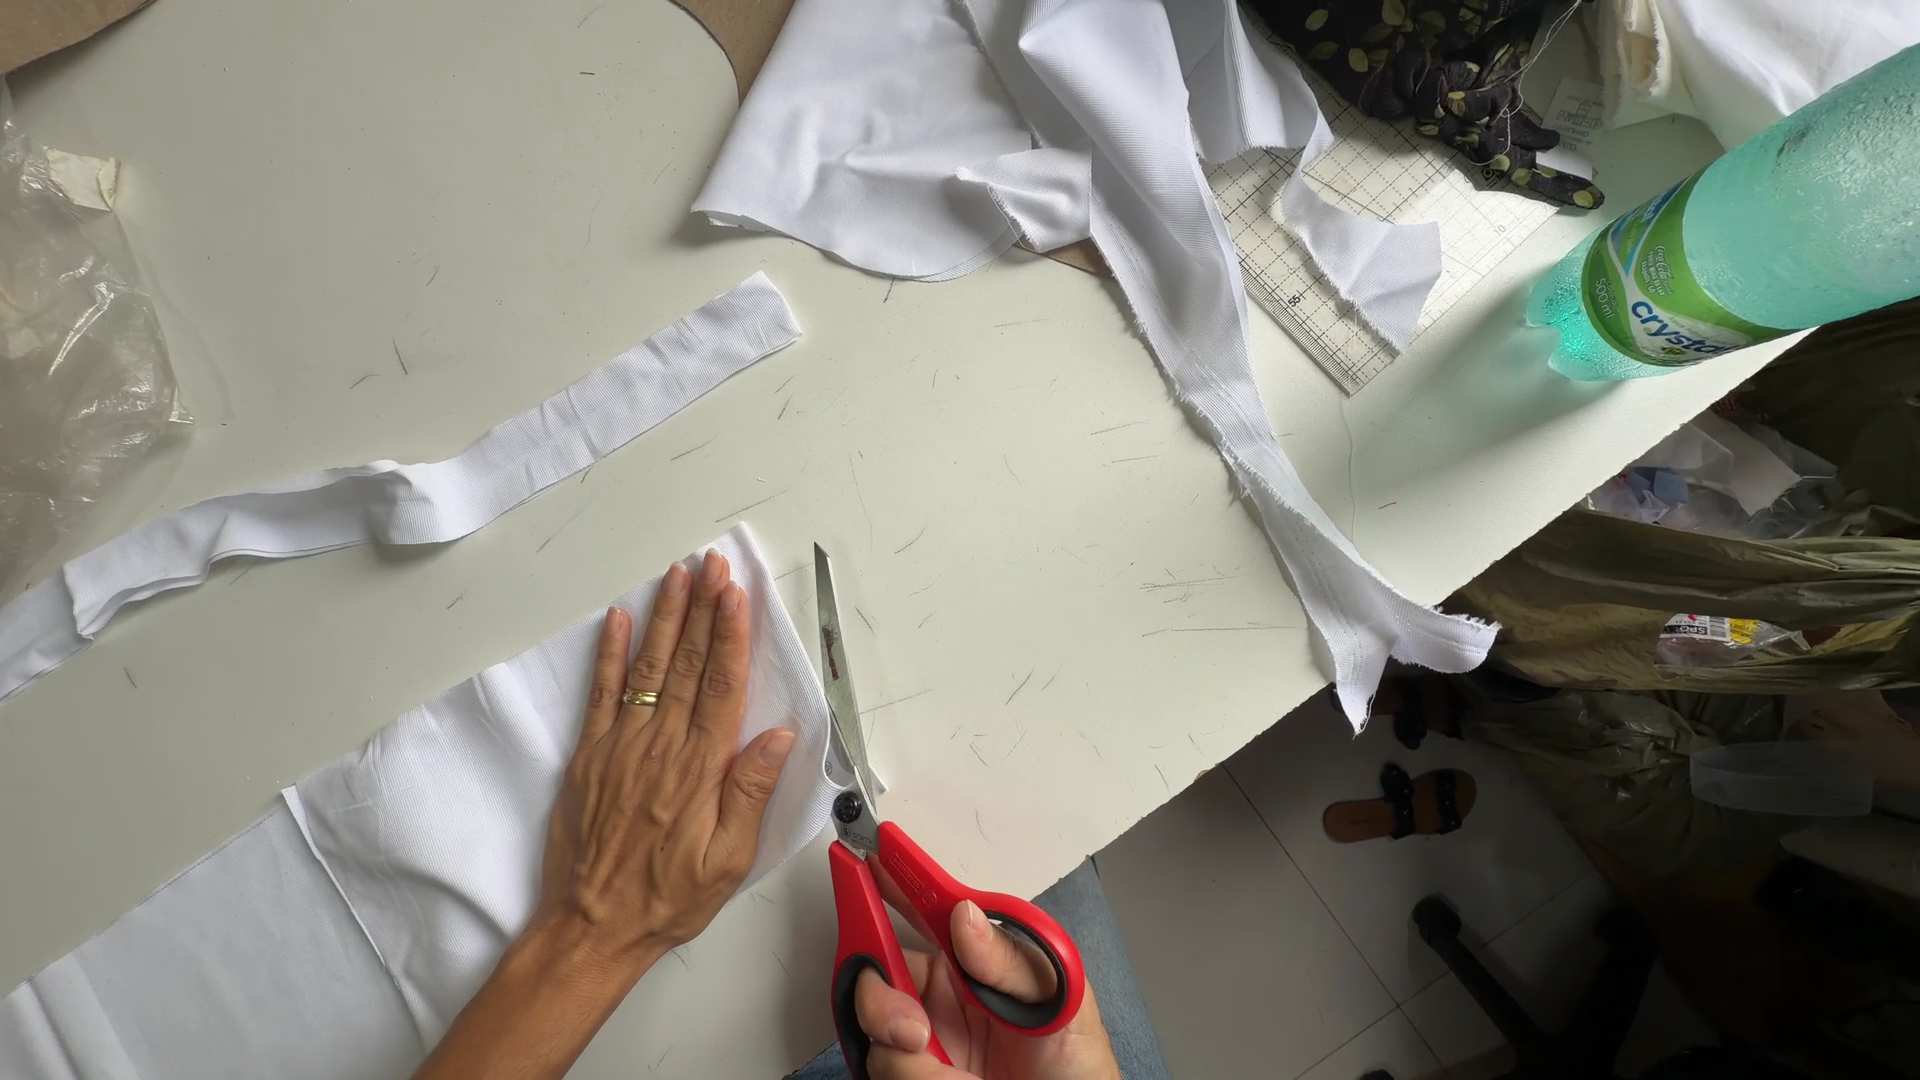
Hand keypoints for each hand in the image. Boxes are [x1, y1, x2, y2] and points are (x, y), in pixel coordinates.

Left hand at [530, 549, 797, 973]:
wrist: (589, 929)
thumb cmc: (669, 895)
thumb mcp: (729, 859)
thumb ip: (750, 791)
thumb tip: (779, 734)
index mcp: (700, 766)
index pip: (721, 685)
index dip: (731, 634)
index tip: (735, 593)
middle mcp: (660, 744)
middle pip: (688, 664)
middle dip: (703, 609)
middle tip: (712, 565)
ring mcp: (620, 744)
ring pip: (648, 666)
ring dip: (666, 617)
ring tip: (677, 575)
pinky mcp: (590, 754)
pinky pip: (601, 692)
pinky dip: (608, 652)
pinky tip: (619, 618)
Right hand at [854, 879, 1120, 1079]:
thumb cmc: (1078, 1063)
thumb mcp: (1061, 999)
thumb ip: (1011, 959)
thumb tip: (965, 916)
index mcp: (970, 958)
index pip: (922, 910)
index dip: (891, 882)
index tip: (869, 860)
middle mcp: (938, 995)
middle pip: (878, 975)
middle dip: (879, 997)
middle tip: (914, 1030)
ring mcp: (923, 1041)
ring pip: (876, 1031)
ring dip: (906, 1059)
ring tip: (955, 1077)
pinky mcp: (914, 1078)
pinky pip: (887, 1071)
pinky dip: (912, 1079)